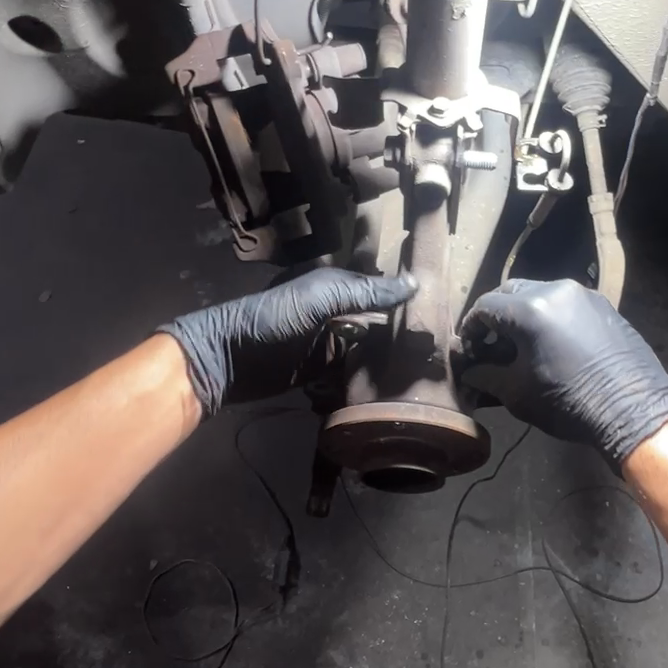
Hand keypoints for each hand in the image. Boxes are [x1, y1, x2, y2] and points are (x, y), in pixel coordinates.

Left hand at [161, 268, 418, 416]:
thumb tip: (415, 283)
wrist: (228, 360)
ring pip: (368, 348)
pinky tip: (391, 383)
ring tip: (423, 366)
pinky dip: (366, 376)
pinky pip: (351, 372)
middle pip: (376, 320)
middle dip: (400, 329)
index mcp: (335, 287)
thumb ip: (366, 292)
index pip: (379, 288)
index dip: (405, 296)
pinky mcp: (321, 372)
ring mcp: (328, 343)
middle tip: (436, 342)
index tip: (438, 308)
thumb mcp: (321, 298)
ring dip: (387, 356)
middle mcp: (335, 312)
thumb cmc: (272, 319)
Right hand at [459, 278, 667, 465]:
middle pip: (512, 292)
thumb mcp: (517, 393)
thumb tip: (469, 372)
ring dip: (524, 315)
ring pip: (541, 294)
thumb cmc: (569, 403)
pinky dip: (550, 318)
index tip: (468, 348)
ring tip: (522, 346)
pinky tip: (552, 345)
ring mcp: (584, 295)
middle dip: (497, 316)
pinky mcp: (604, 306)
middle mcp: (556, 290)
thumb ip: (486, 376)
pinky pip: (566, 304)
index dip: (470, 328)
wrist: (633, 409)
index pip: (485, 307)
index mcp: (530, 309)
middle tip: (492, 344)